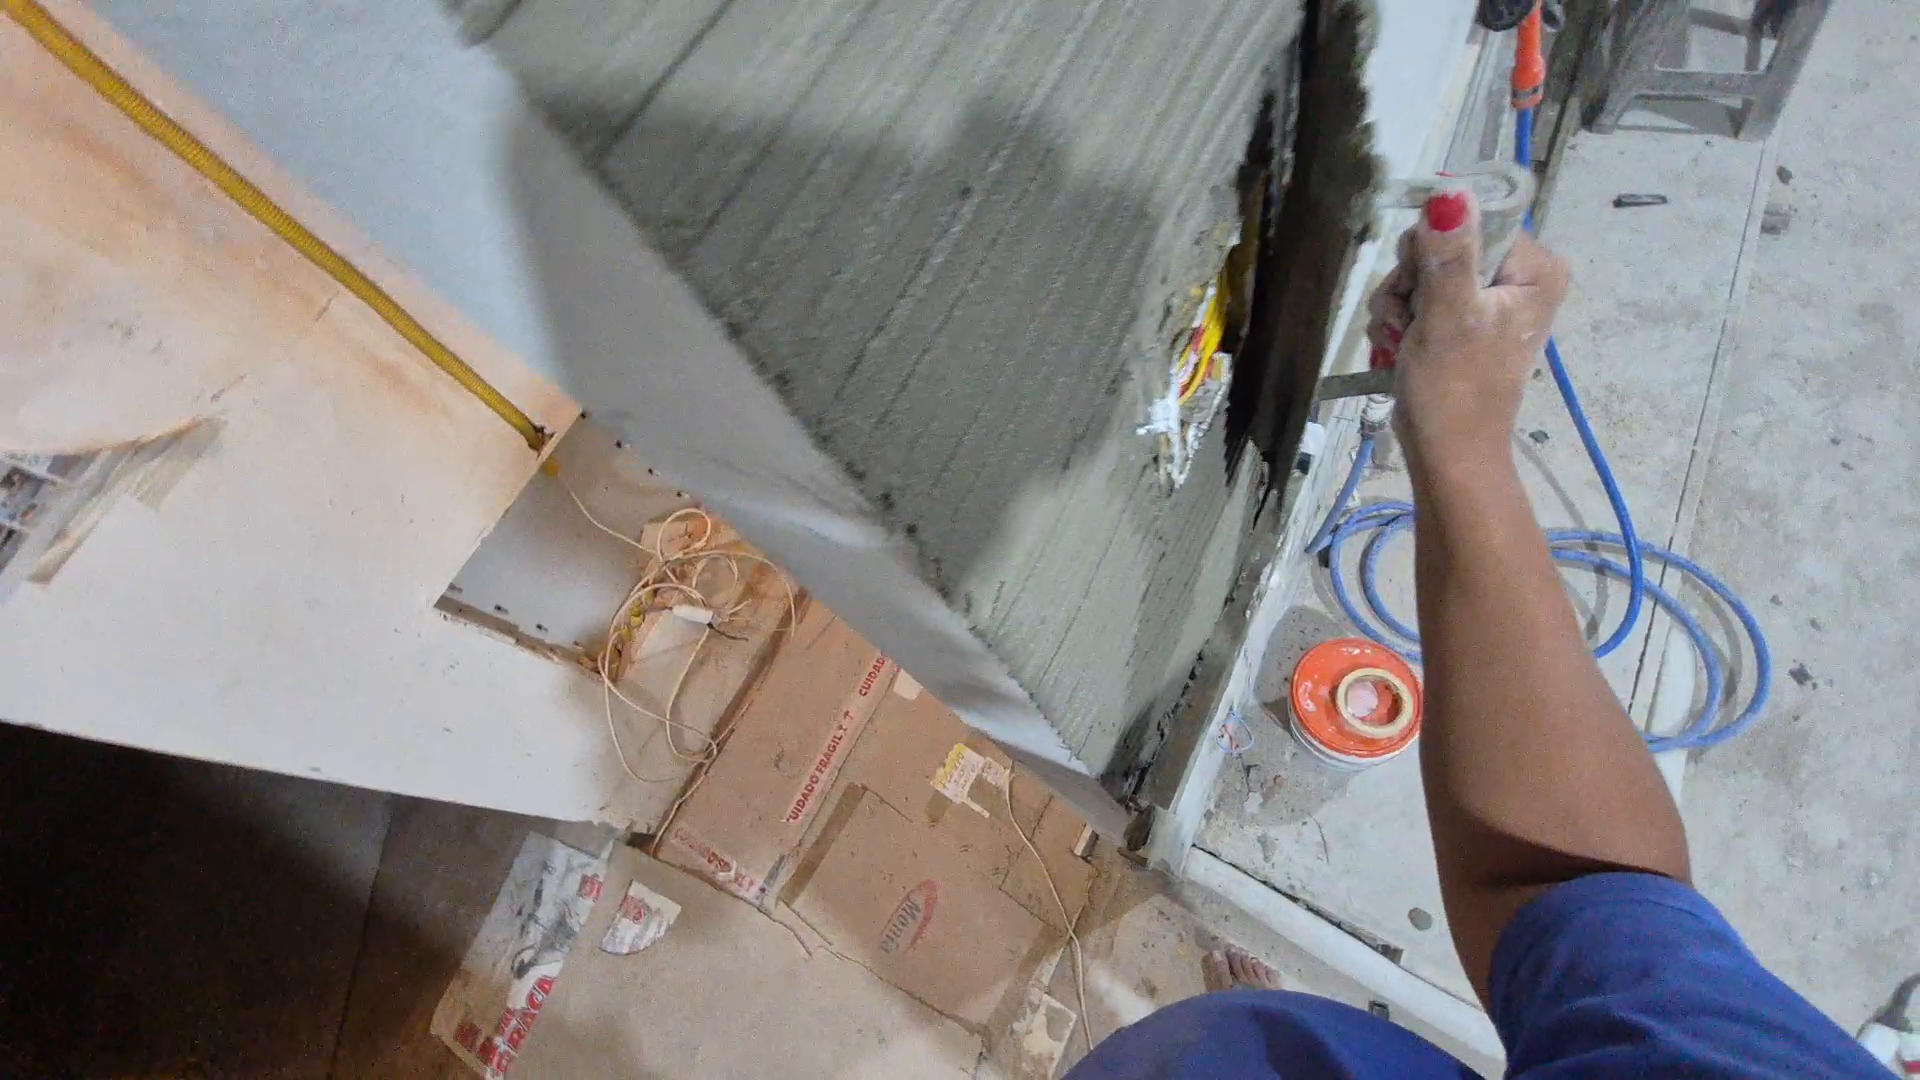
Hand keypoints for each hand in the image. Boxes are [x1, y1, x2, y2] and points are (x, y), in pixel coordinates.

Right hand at [1366, 190, 1569, 474]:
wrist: (1446, 452)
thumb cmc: (1453, 389)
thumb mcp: (1447, 316)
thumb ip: (1448, 255)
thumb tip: (1448, 192)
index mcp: (1534, 268)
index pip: (1472, 223)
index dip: (1431, 249)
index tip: (1418, 286)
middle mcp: (1516, 279)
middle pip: (1441, 249)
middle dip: (1408, 284)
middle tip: (1407, 320)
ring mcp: (1485, 304)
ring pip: (1420, 277)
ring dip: (1396, 307)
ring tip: (1402, 340)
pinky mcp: (1458, 325)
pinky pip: (1416, 303)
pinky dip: (1398, 324)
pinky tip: (1399, 346)